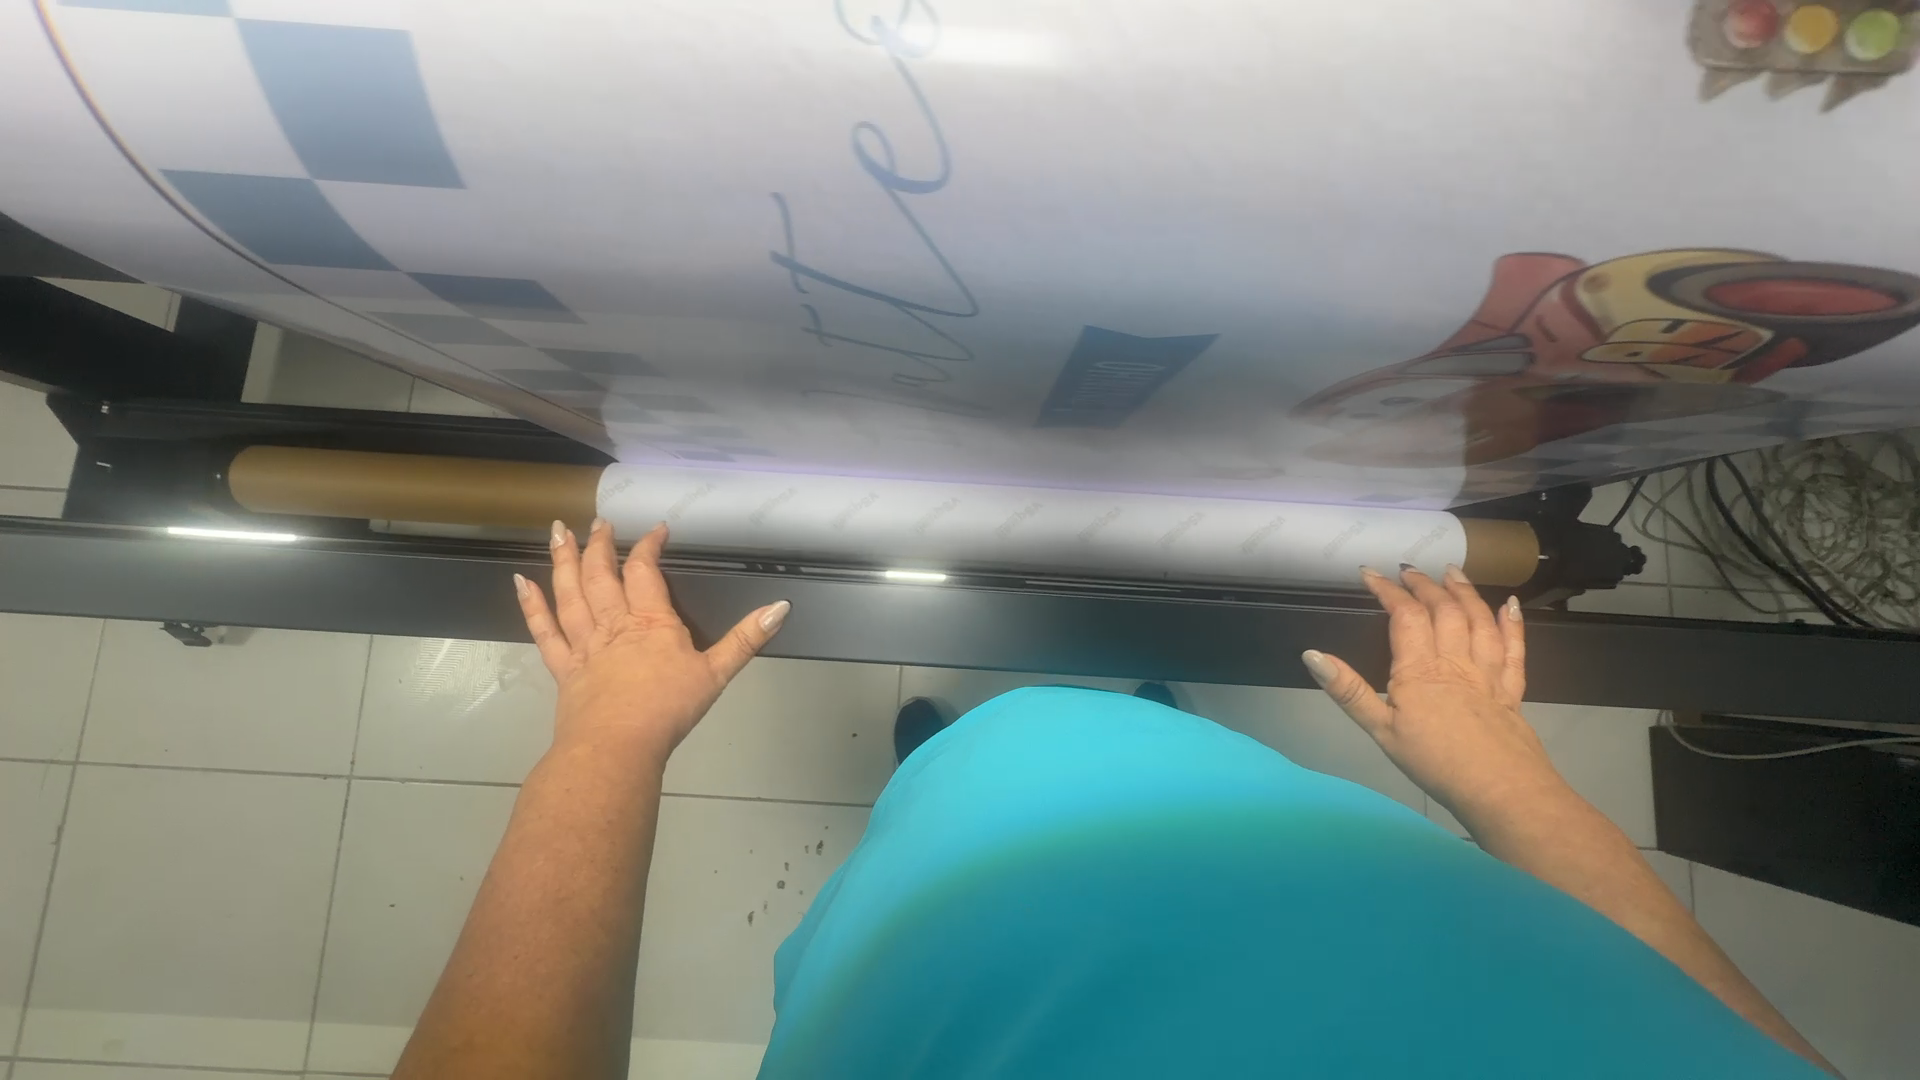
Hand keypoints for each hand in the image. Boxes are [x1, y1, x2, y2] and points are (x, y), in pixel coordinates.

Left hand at [514, 518, 789, 763]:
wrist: (616, 748)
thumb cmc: (668, 709)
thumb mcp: (717, 673)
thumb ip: (747, 638)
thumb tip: (781, 607)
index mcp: (652, 622)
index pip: (646, 572)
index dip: (650, 546)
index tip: (657, 528)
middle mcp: (614, 624)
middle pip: (602, 575)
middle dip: (600, 546)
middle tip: (597, 522)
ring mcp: (584, 644)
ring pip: (570, 593)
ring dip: (564, 561)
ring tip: (556, 531)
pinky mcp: (564, 667)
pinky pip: (545, 631)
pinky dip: (532, 605)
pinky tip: (521, 583)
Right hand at [1302, 565, 1565, 824]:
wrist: (1503, 793)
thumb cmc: (1435, 762)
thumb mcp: (1380, 729)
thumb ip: (1348, 690)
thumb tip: (1312, 655)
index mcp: (1420, 670)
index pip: (1404, 616)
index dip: (1387, 590)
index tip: (1370, 573)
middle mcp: (1456, 662)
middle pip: (1444, 611)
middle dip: (1424, 586)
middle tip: (1409, 570)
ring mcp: (1489, 674)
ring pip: (1479, 621)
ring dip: (1465, 592)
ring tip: (1452, 572)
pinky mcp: (1512, 690)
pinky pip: (1514, 649)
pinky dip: (1512, 623)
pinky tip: (1510, 605)